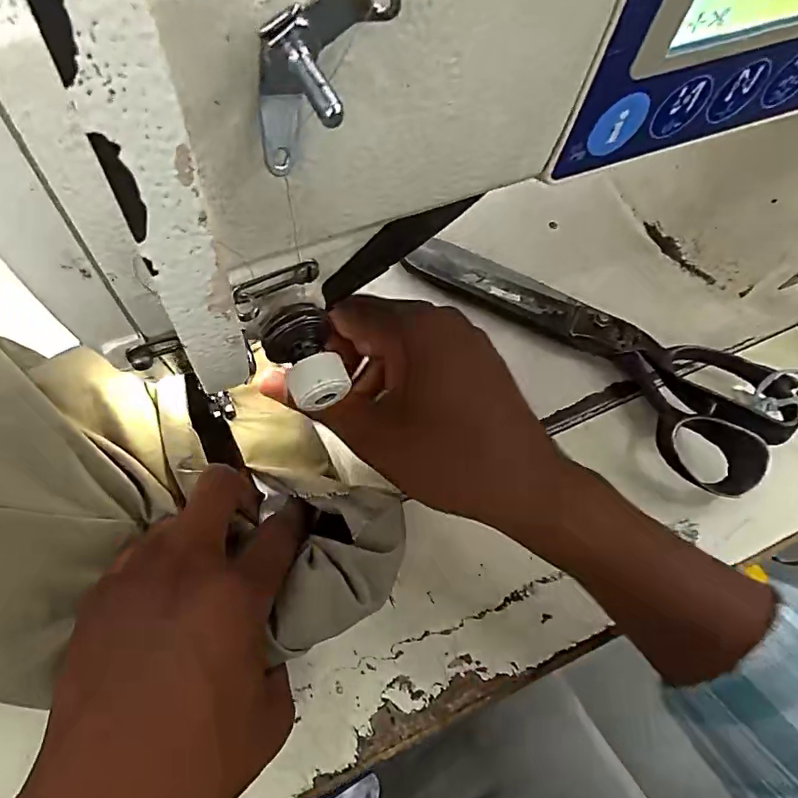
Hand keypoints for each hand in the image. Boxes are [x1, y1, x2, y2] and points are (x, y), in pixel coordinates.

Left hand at [31, 466, 308, 797]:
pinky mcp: (96, 600)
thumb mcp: (270, 713)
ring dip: (193, 537)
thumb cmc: (202, 760)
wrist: (105, 797)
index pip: (277, 533)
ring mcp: (131, 578)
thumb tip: (259, 640)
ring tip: (199, 575)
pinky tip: (158, 608)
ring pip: (168, 523)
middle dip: (238, 490)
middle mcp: (183, 570)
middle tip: (247, 521)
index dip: (294, 518)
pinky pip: (134, 561)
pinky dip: (156, 569)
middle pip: (214, 489)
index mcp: (236, 597)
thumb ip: (273, 659)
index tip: (298, 514)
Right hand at [262, 296, 578, 534]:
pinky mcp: (480, 361)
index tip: (312, 381)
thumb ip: (318, 401)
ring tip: (373, 420)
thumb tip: (274, 383)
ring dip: (375, 373)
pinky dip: (406, 377)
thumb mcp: (372, 435)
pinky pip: (429, 355)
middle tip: (340, 405)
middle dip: (347, 362)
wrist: (523, 485)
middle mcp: (443, 322)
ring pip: (401, 342)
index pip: (345, 312)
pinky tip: (406, 417)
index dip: (318, 344)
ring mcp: (466, 340)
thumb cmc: (450, 460)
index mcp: (415, 329)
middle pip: (374, 324)